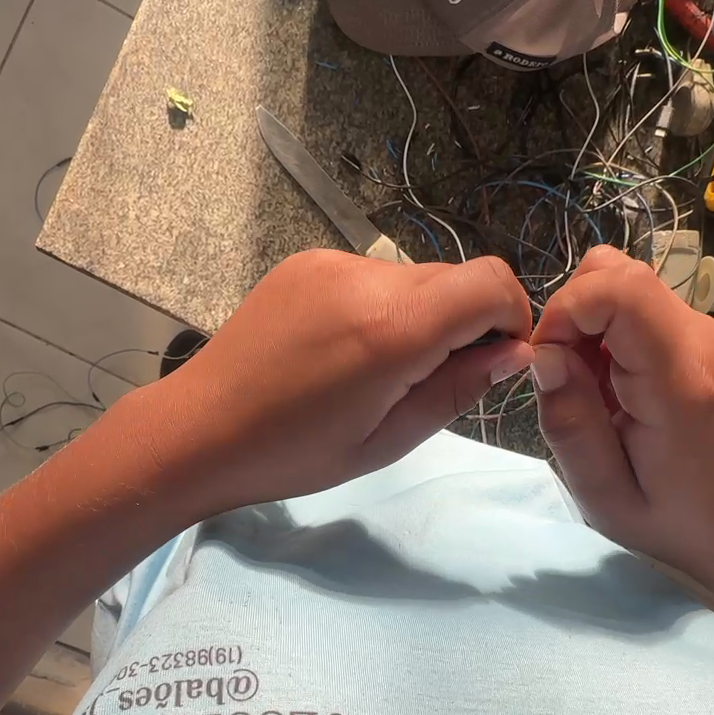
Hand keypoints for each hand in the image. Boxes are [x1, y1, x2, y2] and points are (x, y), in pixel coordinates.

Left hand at [131, 249, 533, 511]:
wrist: (199, 429)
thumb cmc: (295, 454)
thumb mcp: (387, 441)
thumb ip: (456, 390)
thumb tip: (514, 354)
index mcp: (391, 329)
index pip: (491, 283)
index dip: (510, 318)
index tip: (492, 361)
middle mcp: (365, 277)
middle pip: (455, 279)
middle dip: (463, 324)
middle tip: (424, 380)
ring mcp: (330, 261)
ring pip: (414, 278)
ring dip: (420, 317)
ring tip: (375, 370)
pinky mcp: (306, 261)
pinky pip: (371, 276)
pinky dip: (381, 306)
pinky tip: (342, 350)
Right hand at [530, 245, 713, 573]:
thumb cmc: (660, 514)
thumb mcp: (601, 493)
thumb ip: (571, 424)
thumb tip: (545, 355)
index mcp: (679, 382)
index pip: (623, 292)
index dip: (567, 311)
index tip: (546, 362)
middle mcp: (697, 338)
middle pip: (617, 274)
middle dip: (568, 315)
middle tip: (561, 377)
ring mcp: (698, 328)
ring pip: (618, 279)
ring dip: (581, 321)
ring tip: (582, 380)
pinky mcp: (690, 329)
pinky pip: (628, 301)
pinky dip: (597, 328)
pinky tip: (601, 378)